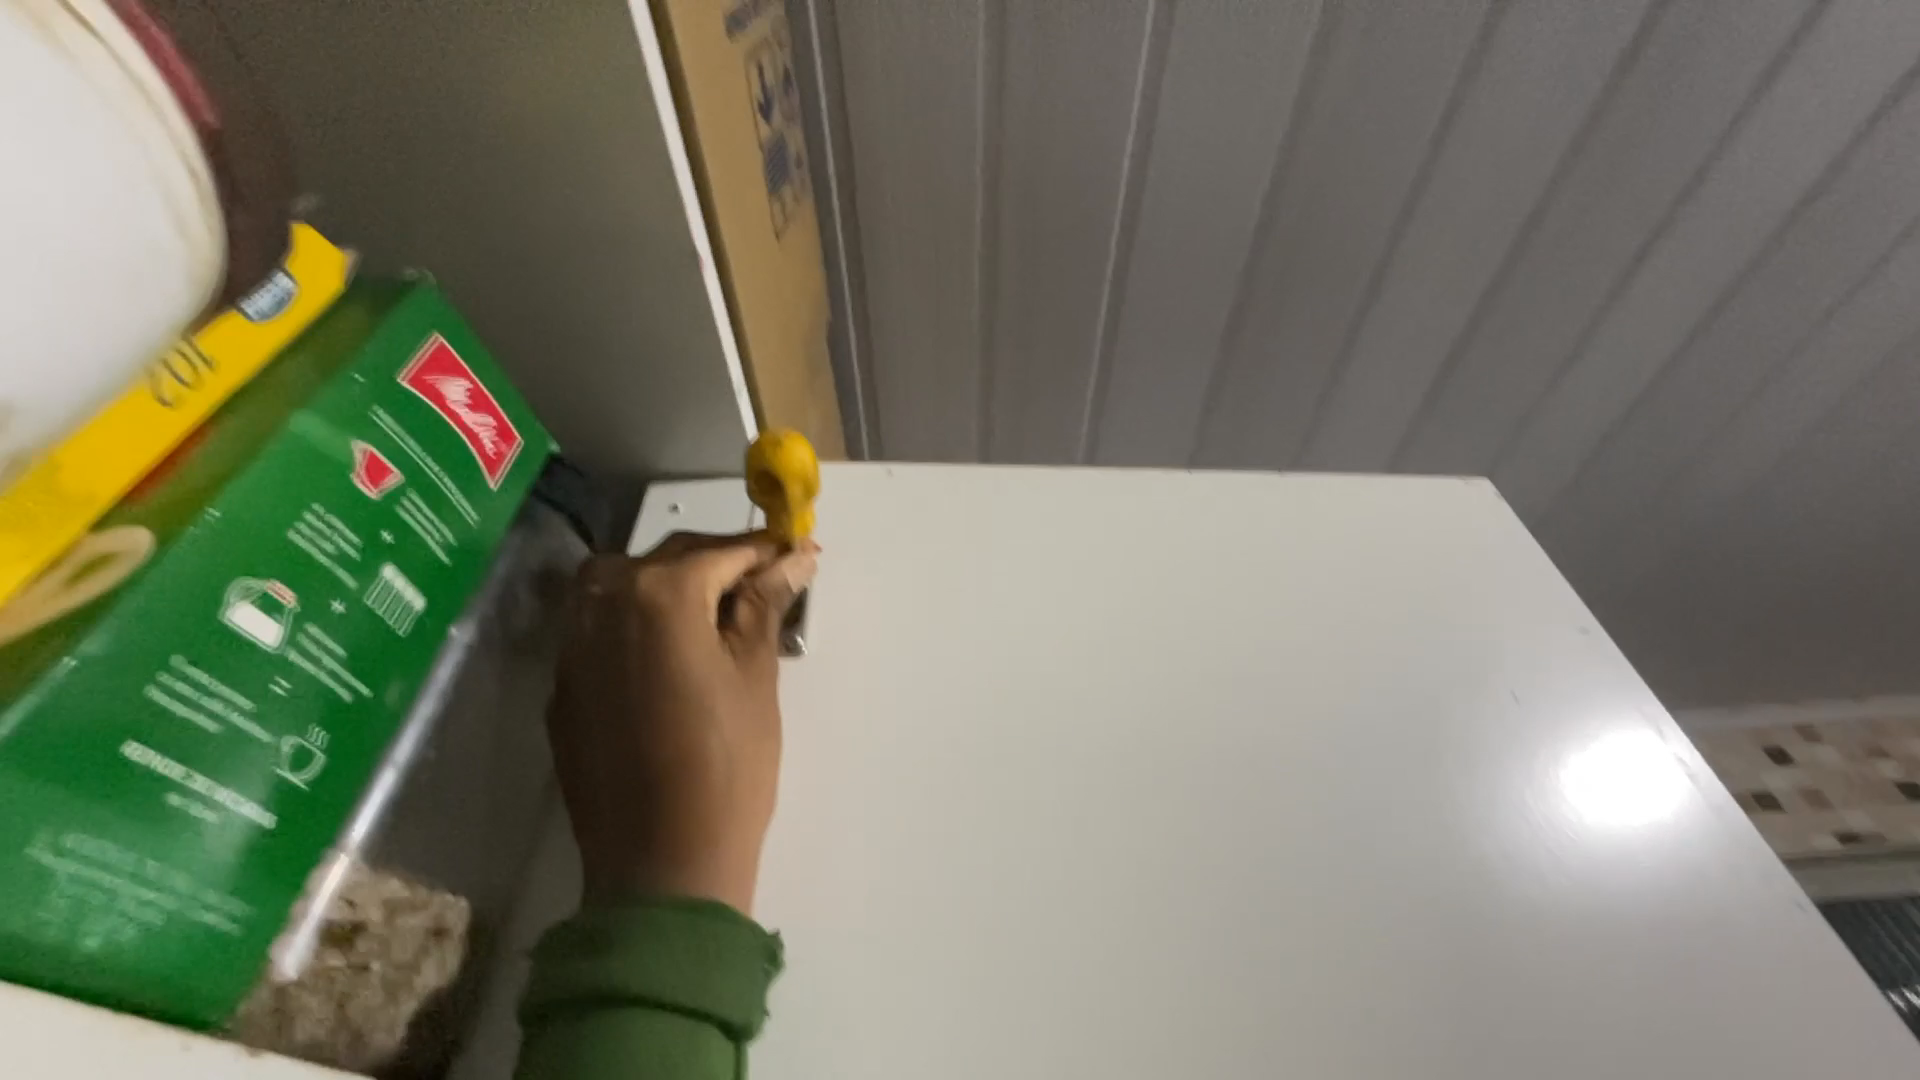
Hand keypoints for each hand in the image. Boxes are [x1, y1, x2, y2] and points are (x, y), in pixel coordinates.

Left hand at [547, 530, 819, 914]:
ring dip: (668, 581)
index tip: (800, 551)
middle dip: (719, 561)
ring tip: (713, 608)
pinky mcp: (563, 688)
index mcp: (657, 596)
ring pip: (620, 585)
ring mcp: (573, 648)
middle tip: (766, 579)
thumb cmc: (729, 762)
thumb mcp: (757, 674)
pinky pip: (599, 628)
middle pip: (667, 560)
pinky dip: (636, 620)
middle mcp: (603, 606)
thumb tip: (794, 557)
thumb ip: (766, 603)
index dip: (765, 550)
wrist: (663, 863)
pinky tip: (669, 650)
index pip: (720, 552)